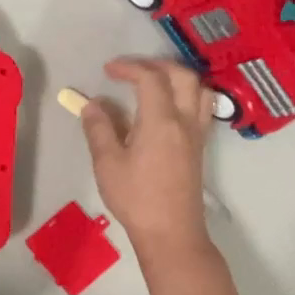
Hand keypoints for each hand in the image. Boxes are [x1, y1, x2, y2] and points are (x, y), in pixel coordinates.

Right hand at [79, 57, 216, 256]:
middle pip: (181, 76)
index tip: (107, 70)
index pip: (150, 79)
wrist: (170, 229)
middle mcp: (184, 120)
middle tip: (130, 70)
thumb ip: (99, 129)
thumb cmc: (134, 197)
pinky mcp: (199, 145)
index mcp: (160, 121)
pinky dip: (186, 93)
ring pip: (198, 88)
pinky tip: (168, 105)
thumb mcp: (107, 163)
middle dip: (155, 65)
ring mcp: (196, 132)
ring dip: (177, 76)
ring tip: (153, 82)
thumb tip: (93, 104)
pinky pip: (201, 105)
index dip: (129, 68)